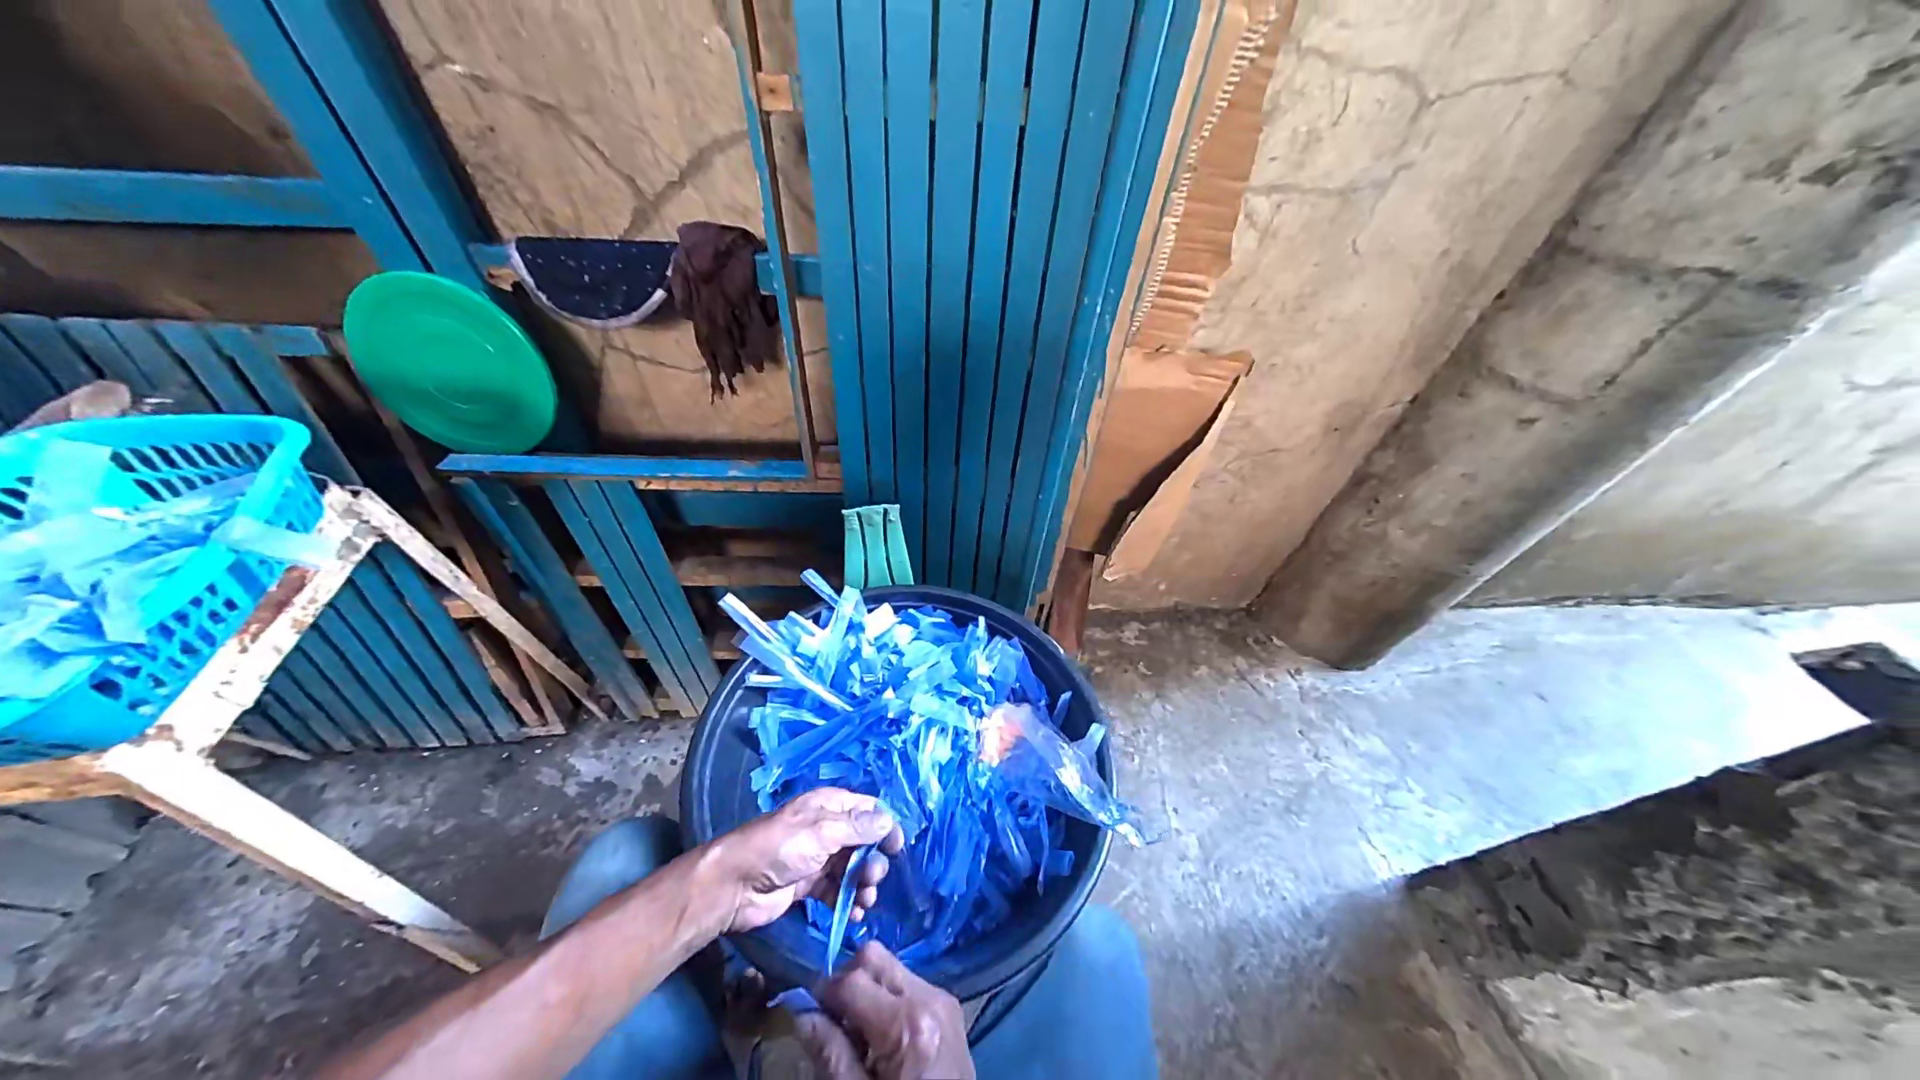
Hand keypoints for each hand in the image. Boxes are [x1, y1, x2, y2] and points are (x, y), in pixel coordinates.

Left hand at [703, 788, 904, 933]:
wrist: (735, 885)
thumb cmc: (780, 849)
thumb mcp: (822, 832)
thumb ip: (857, 828)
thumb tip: (888, 822)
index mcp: (828, 805)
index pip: (867, 809)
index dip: (885, 826)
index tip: (897, 848)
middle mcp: (827, 828)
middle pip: (863, 842)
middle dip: (873, 861)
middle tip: (872, 879)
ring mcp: (818, 858)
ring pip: (852, 868)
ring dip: (863, 884)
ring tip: (864, 900)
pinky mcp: (809, 885)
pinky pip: (838, 890)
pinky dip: (849, 900)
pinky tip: (854, 913)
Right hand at [794, 942, 974, 1079]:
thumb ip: (830, 1053)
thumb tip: (801, 1011)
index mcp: (906, 1023)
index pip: (852, 980)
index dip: (823, 994)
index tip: (809, 1016)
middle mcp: (929, 997)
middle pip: (874, 957)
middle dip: (846, 981)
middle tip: (834, 1023)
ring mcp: (943, 998)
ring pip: (891, 966)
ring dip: (867, 989)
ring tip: (860, 1035)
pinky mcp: (949, 1007)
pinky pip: (908, 983)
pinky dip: (888, 999)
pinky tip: (883, 1036)